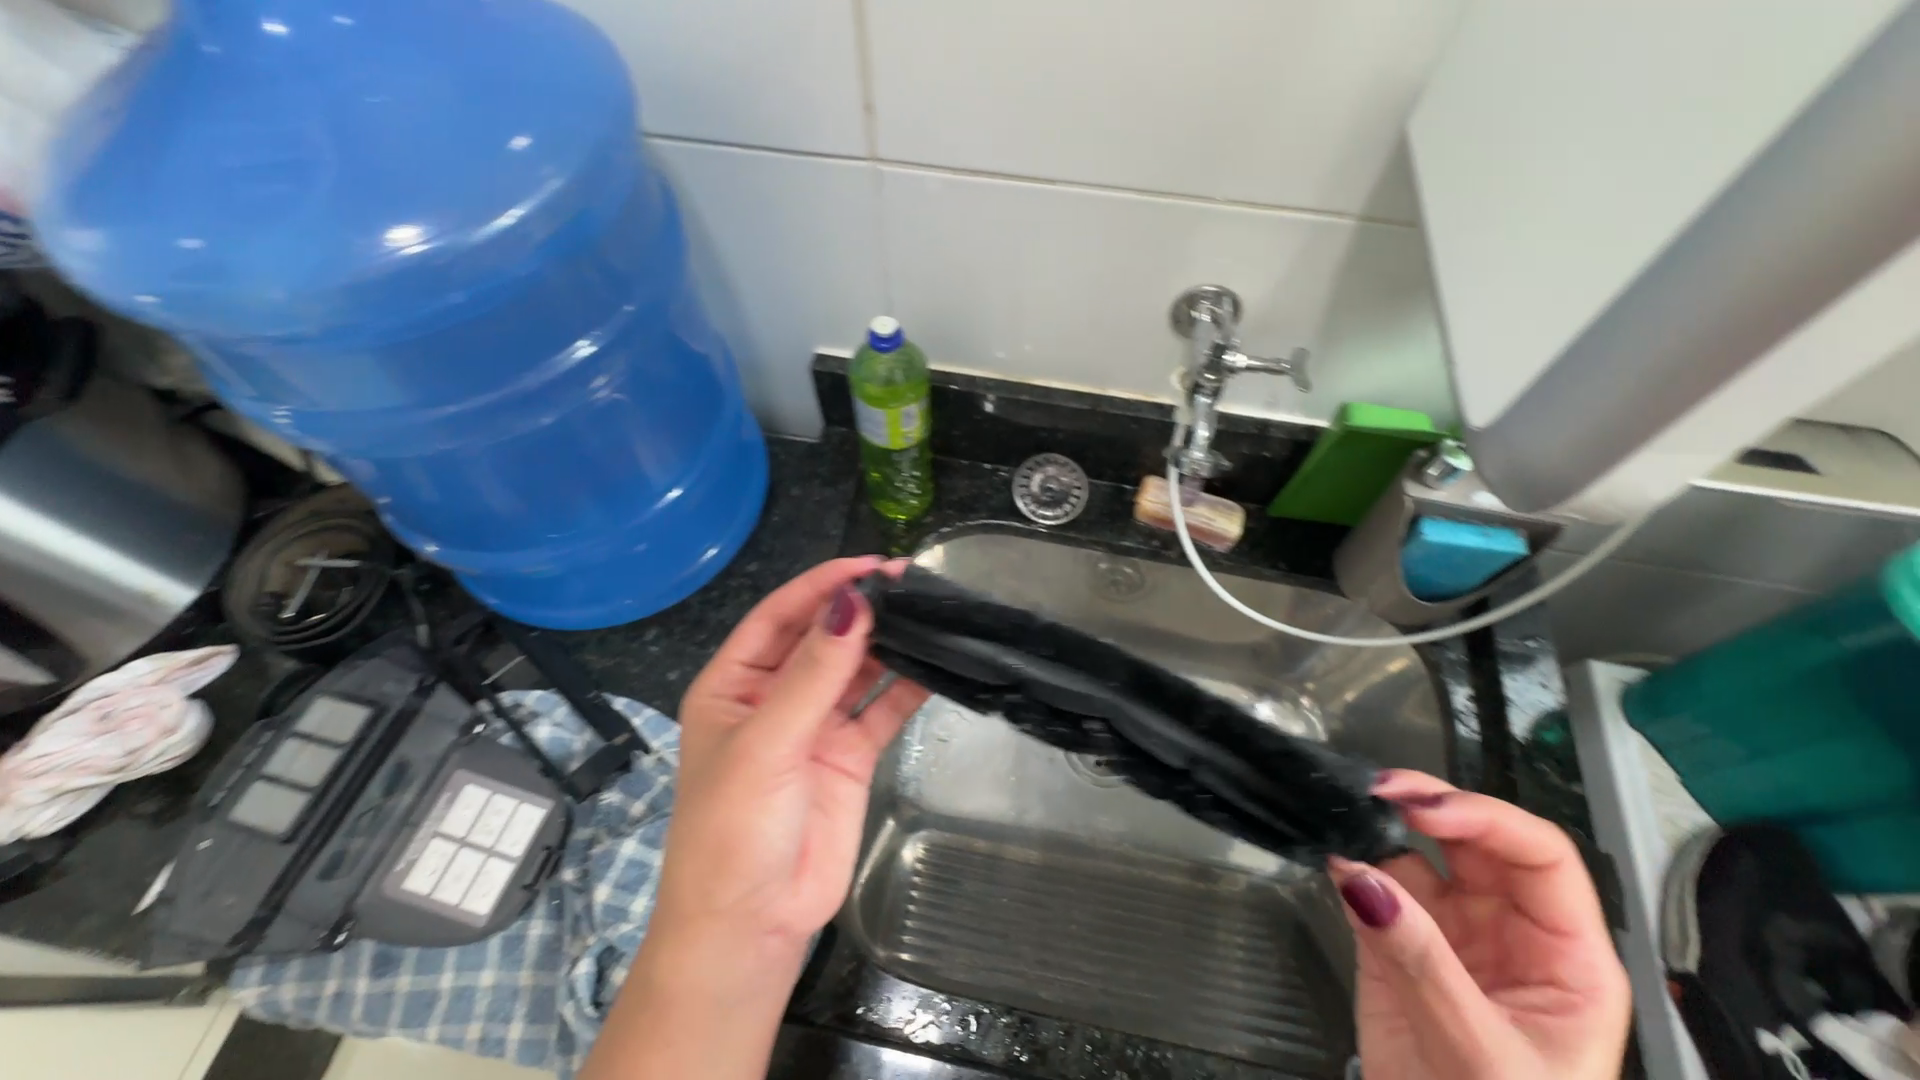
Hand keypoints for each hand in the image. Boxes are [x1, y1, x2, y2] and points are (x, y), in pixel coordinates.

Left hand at [652, 555, 926, 952]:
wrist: (753, 923)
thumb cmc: (735, 828)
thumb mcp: (767, 743)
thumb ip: (814, 674)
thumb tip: (853, 603)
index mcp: (733, 684)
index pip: (779, 616)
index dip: (822, 586)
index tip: (871, 565)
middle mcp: (775, 696)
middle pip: (822, 638)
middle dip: (861, 610)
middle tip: (911, 583)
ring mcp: (815, 726)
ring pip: (856, 670)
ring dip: (887, 643)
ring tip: (929, 613)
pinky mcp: (850, 756)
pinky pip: (881, 709)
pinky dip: (906, 686)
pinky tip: (935, 663)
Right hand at [1329, 771, 1630, 1079]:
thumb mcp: (1479, 1053)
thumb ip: (1421, 961)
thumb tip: (1359, 875)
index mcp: (1566, 956)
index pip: (1539, 857)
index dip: (1486, 819)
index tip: (1425, 810)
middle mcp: (1510, 932)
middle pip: (1478, 844)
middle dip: (1432, 805)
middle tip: (1380, 788)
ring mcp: (1452, 937)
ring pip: (1422, 858)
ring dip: (1385, 830)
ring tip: (1347, 813)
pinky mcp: (1398, 948)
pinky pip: (1376, 891)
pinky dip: (1352, 868)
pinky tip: (1334, 855)